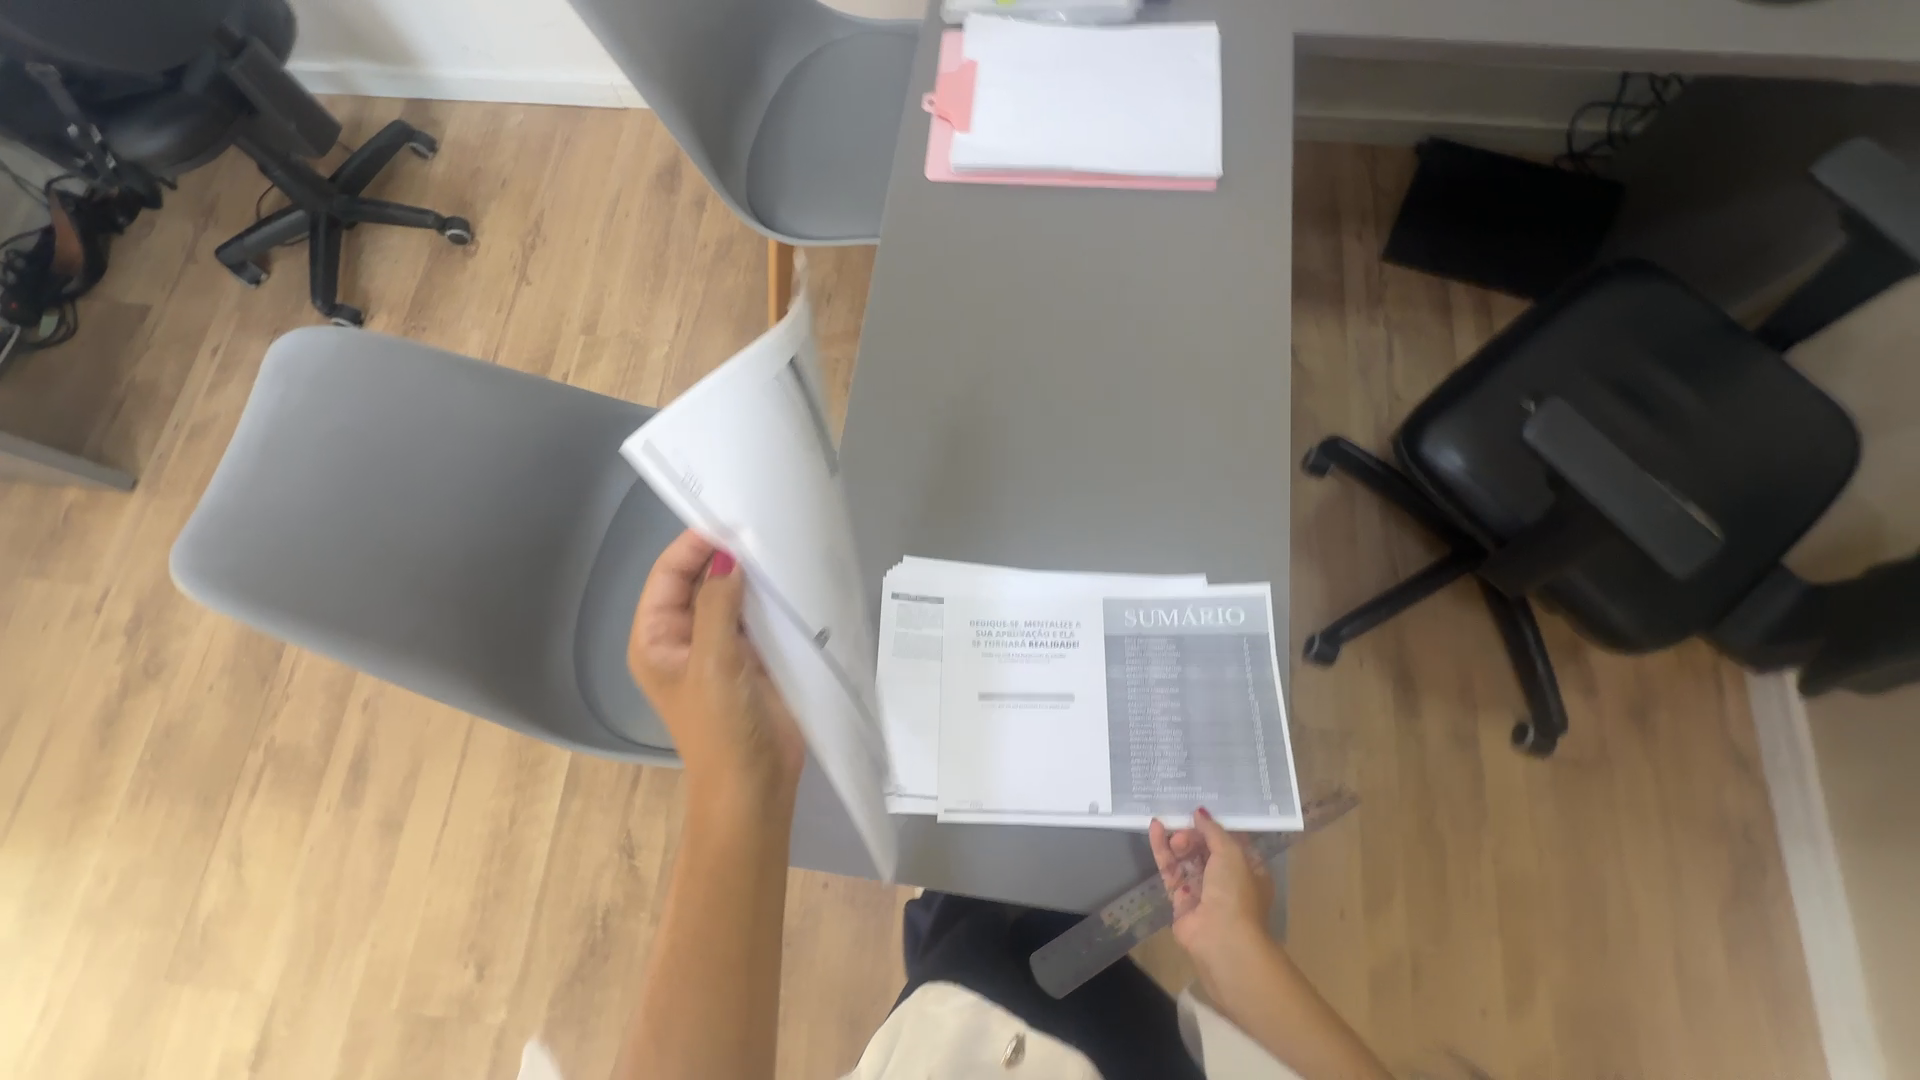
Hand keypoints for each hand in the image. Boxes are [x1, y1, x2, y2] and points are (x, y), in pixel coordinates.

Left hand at [628, 530, 804, 798]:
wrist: (755, 786)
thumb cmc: (721, 728)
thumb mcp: (713, 664)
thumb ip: (717, 606)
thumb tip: (727, 559)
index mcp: (656, 638)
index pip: (668, 576)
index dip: (693, 546)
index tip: (728, 520)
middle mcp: (685, 636)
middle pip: (700, 581)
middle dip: (725, 555)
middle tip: (761, 523)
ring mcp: (721, 647)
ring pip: (732, 596)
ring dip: (751, 575)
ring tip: (780, 542)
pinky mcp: (754, 658)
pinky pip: (758, 617)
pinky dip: (771, 598)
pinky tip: (792, 578)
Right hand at [1149, 807, 1276, 973]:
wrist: (1222, 940)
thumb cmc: (1235, 893)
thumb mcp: (1231, 853)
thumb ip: (1213, 831)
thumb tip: (1200, 813)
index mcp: (1248, 870)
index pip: (1231, 842)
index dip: (1215, 826)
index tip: (1199, 810)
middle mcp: (1226, 880)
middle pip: (1205, 848)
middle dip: (1193, 834)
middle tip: (1183, 827)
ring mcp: (1203, 891)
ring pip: (1186, 858)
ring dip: (1177, 840)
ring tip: (1167, 825)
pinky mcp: (1180, 900)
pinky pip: (1171, 870)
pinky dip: (1162, 850)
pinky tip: (1155, 828)